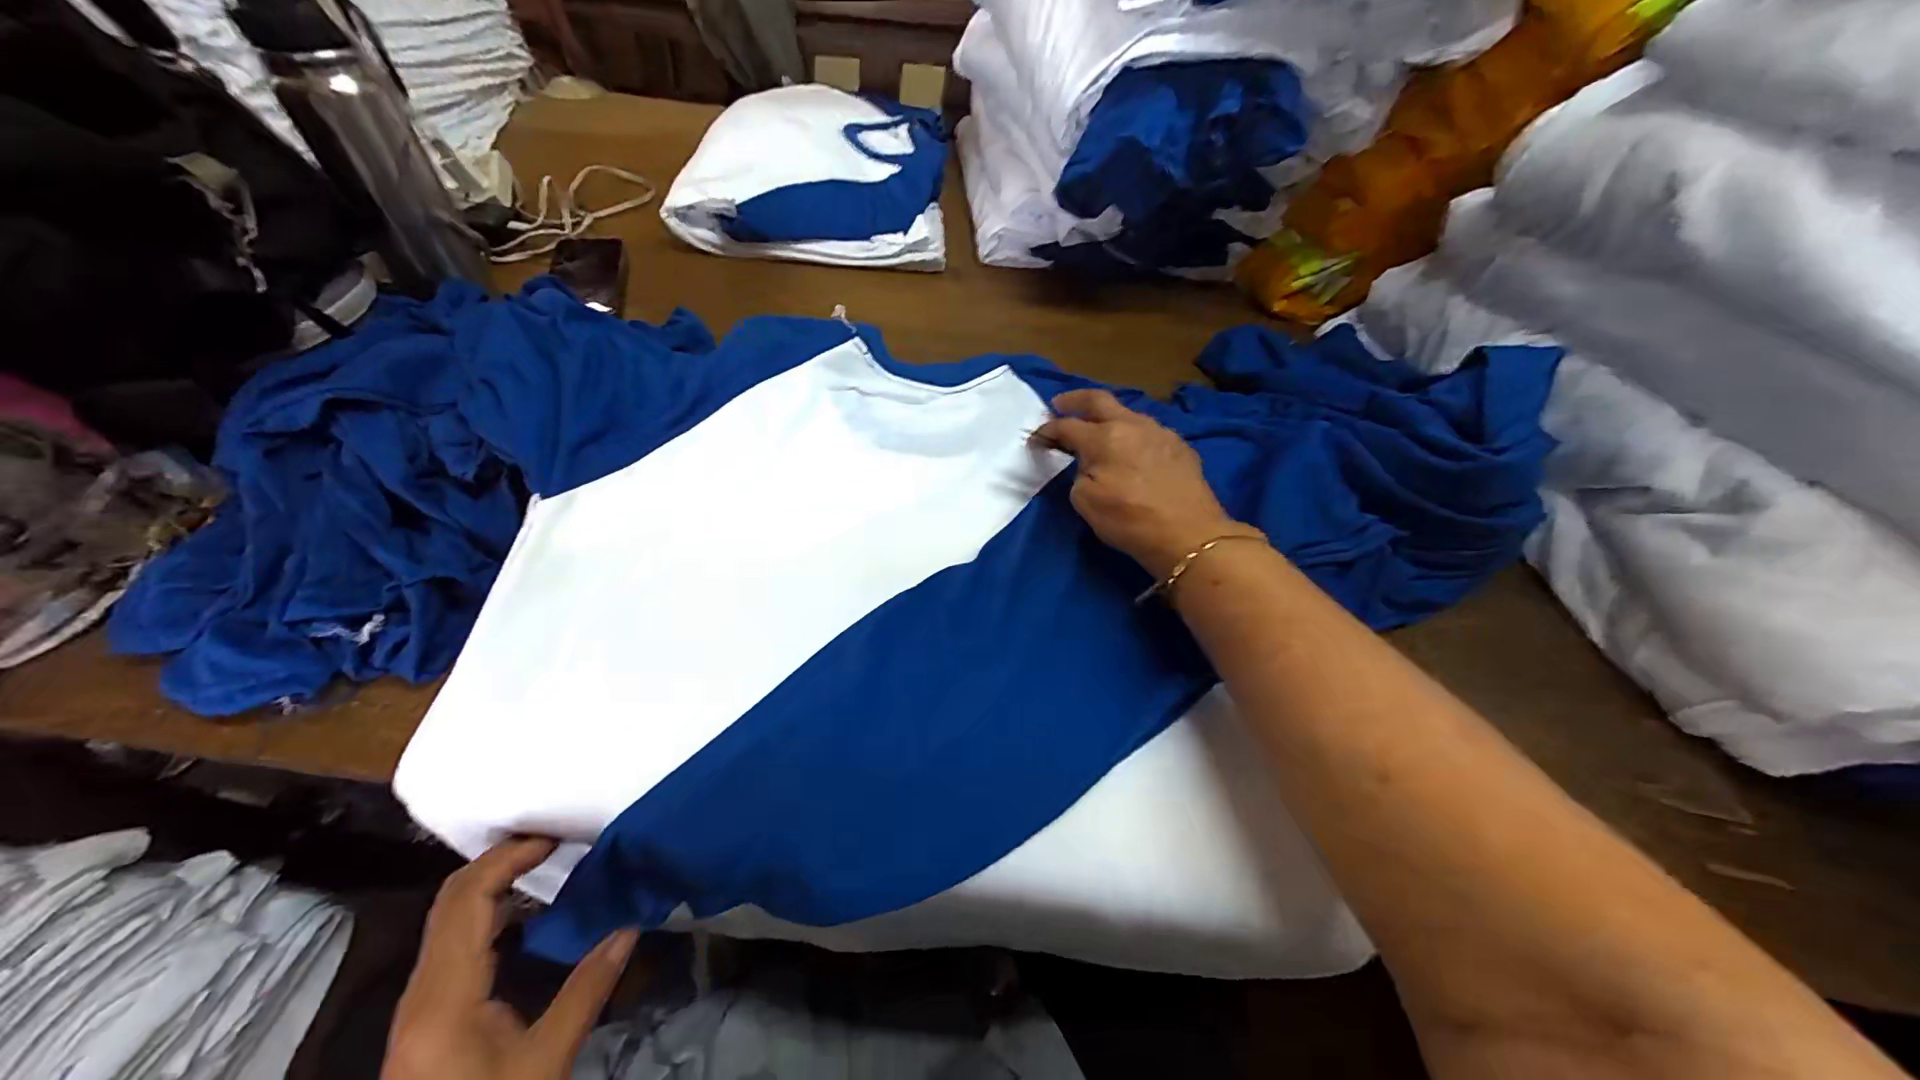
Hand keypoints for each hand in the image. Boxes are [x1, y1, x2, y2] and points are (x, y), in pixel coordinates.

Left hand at [382, 837, 637, 1079]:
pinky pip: (451, 942)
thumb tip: (628, 928)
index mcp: (443, 998)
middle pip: (449, 901)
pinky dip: (487, 912)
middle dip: (499, 861)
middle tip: (553, 843)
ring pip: (445, 920)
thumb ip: (587, 990)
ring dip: (492, 883)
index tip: (554, 839)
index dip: (507, 859)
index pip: (466, 902)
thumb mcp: (546, 1062)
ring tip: (544, 867)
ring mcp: (417, 1004)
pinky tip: (524, 916)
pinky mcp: (425, 1015)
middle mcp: (420, 992)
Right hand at [1033, 389, 1260, 578]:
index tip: (1034, 439)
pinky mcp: (1180, 447)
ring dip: (1107, 416)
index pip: (1067, 426)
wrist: (1189, 535)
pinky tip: (1130, 448)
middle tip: (1060, 404)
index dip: (1046, 431)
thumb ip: (1078, 474)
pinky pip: (1148, 431)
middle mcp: (1132, 425)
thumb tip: (1088, 464)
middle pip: (1098, 400)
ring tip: (1097, 427)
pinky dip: (1131, 433)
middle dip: (1075, 400)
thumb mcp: (1085, 501)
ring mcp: (1160, 432)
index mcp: (1104, 436)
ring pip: (1127, 413)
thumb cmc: (1129, 520)